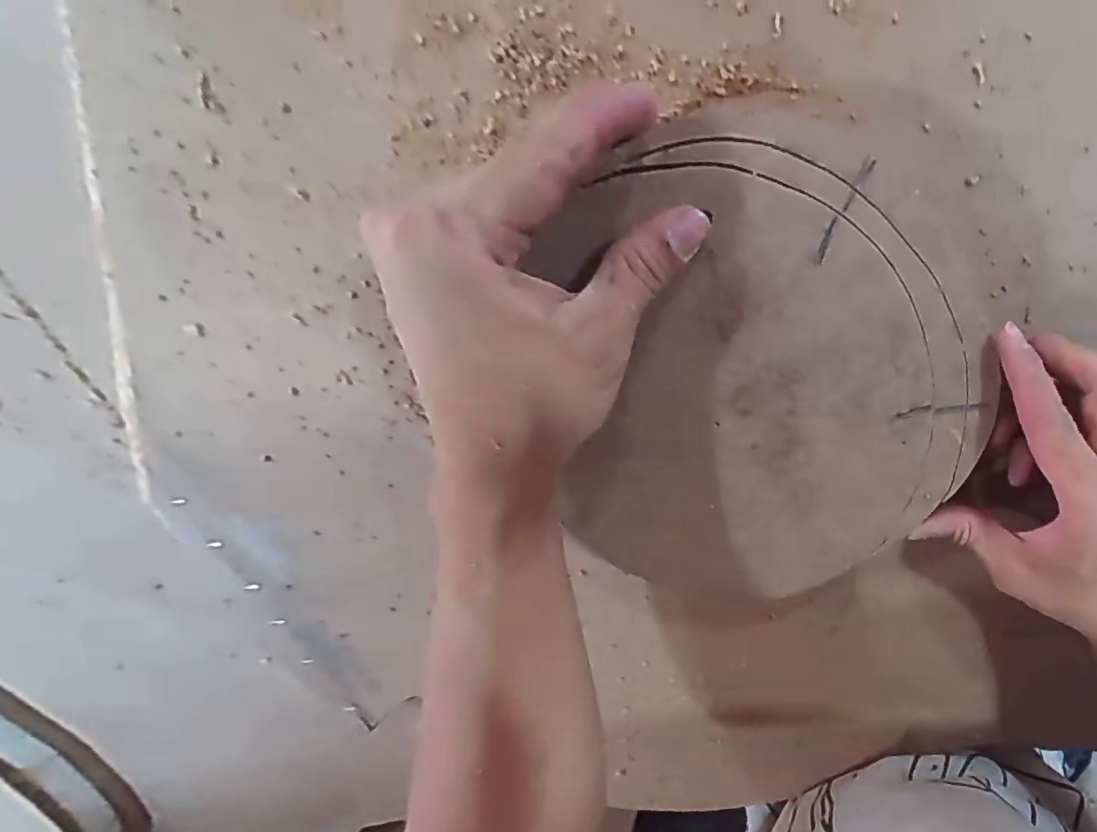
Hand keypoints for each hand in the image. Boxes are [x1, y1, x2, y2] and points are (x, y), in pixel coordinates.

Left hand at [360, 82, 711, 502]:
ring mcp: (404, 243)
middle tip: (635, 122)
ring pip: (495, 187)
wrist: (488, 467)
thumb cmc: (537, 410)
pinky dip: (523, 203)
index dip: (597, 124)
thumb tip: (692, 219)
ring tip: (608, 146)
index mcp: (449, 233)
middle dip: (576, 146)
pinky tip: (559, 188)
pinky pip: (478, 214)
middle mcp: (411, 223)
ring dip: (551, 171)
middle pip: (511, 167)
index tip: (645, 98)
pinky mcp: (413, 266)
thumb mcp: (596, 335)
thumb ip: (638, 268)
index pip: (537, 159)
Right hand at [911, 323, 1096, 654]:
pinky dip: (1072, 401)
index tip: (1006, 336)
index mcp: (1089, 494)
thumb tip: (916, 520)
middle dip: (1062, 353)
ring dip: (1064, 378)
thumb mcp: (1015, 568)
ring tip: (1013, 420)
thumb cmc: (1074, 593)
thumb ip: (971, 532)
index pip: (1055, 420)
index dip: (1027, 375)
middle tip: (1015, 354)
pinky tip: (1034, 444)